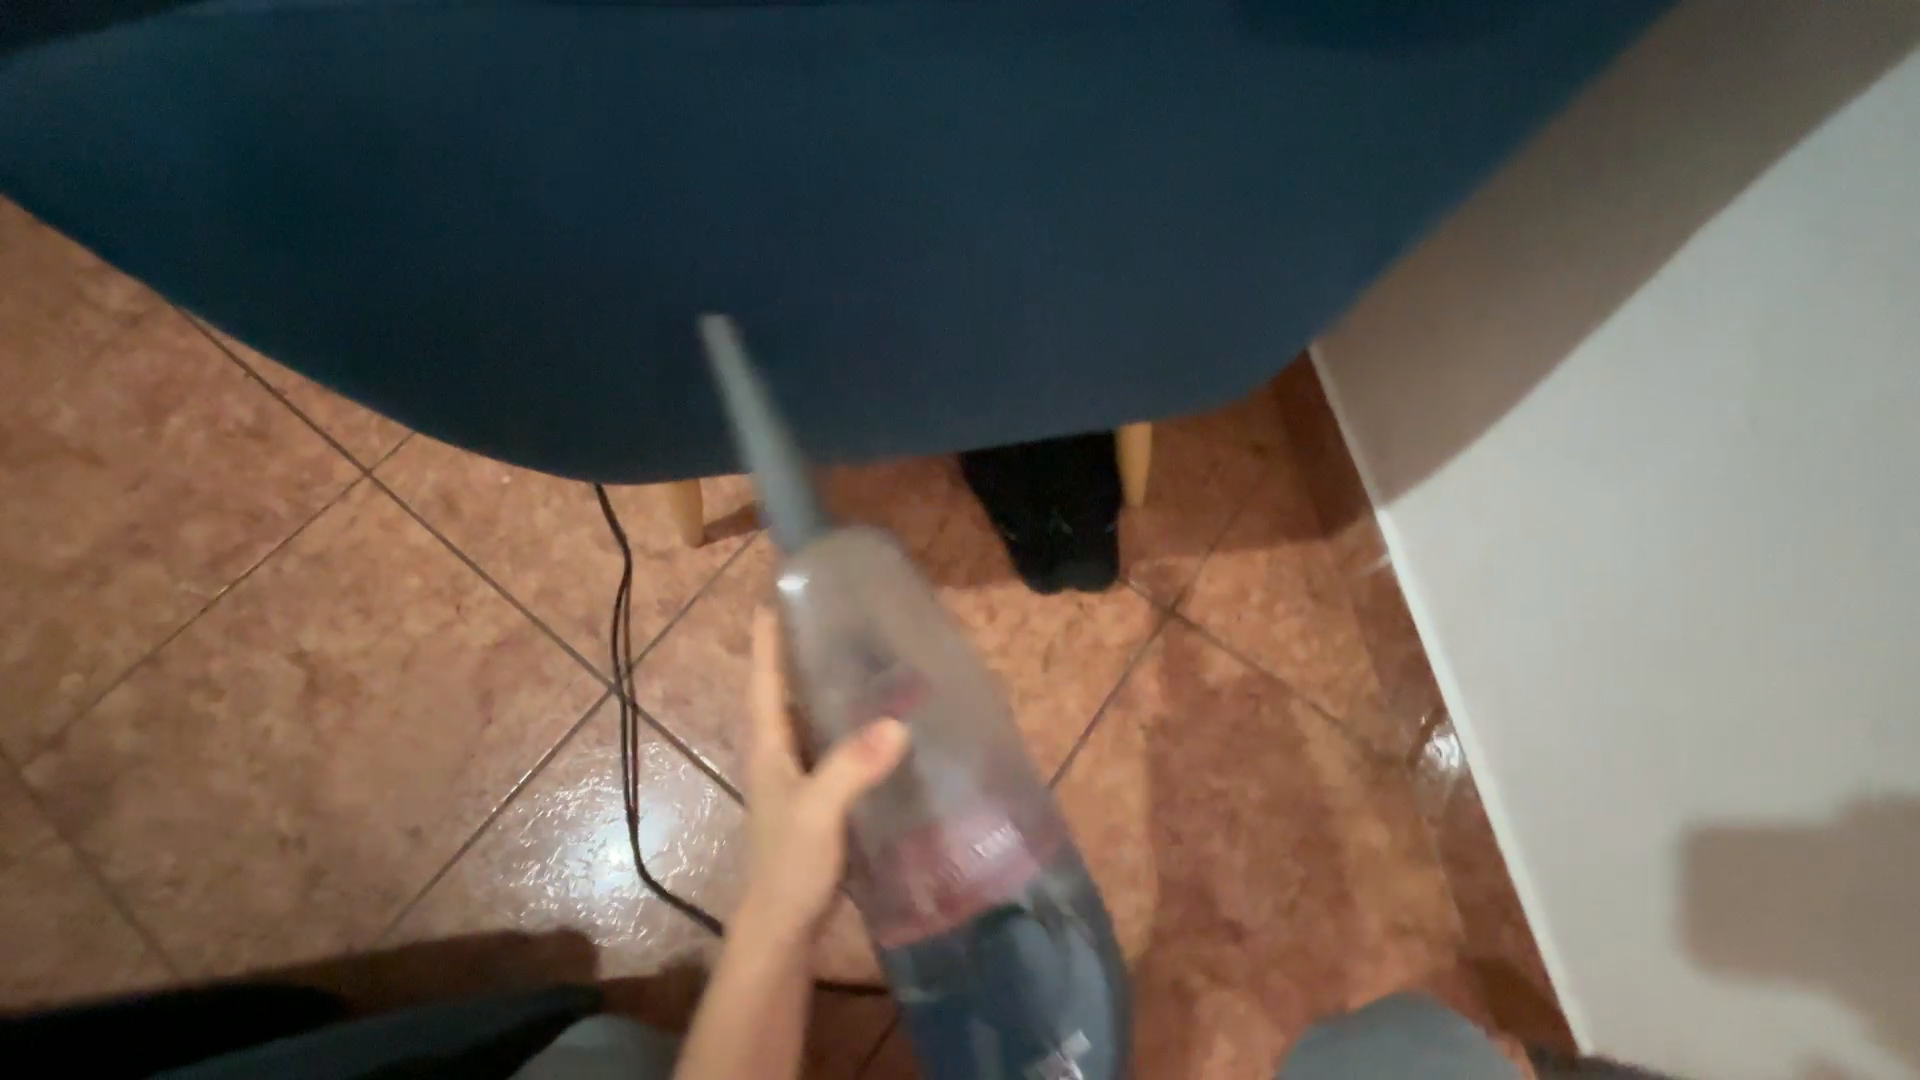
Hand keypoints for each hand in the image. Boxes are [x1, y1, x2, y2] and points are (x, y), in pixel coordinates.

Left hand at [738, 608, 909, 943]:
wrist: (781, 927)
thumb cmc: (788, 864)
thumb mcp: (819, 812)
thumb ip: (851, 768)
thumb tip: (898, 723)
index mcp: (768, 746)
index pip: (763, 679)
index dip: (766, 639)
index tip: (774, 597)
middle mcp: (777, 752)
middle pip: (784, 690)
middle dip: (801, 652)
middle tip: (835, 616)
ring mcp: (795, 776)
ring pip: (808, 717)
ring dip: (825, 686)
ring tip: (863, 656)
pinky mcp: (816, 796)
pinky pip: (830, 745)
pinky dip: (848, 724)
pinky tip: (879, 722)